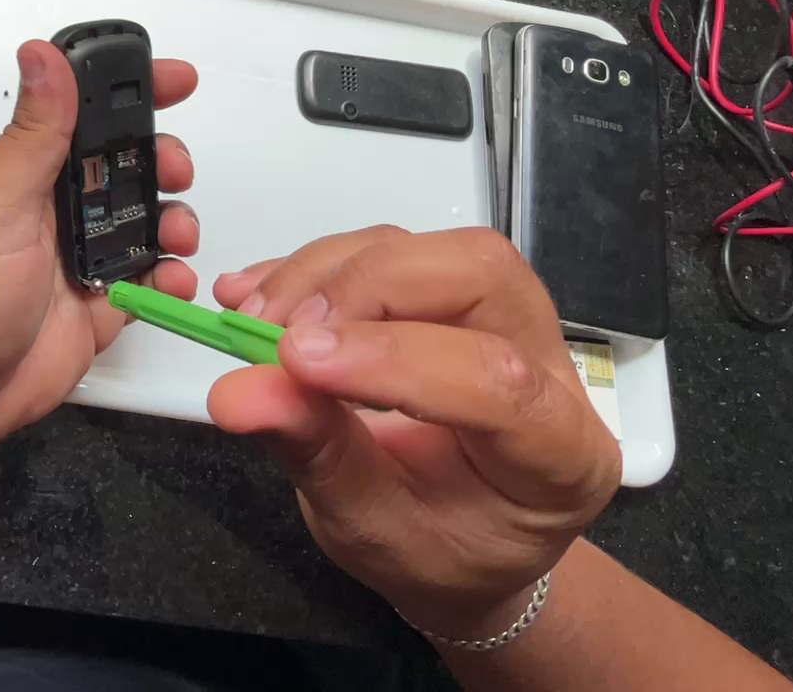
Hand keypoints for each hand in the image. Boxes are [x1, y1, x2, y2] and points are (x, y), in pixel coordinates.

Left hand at [0, 41, 199, 467]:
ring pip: (144, 222)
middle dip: (162, 161)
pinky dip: (168, 279)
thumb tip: (44, 54)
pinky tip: (170, 282)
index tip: (176, 78)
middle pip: (125, 167)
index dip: (129, 92)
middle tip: (175, 171)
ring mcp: (75, 259)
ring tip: (177, 233)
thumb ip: (31, 134)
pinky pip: (147, 282)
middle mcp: (52, 210)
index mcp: (24, 174)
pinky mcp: (95, 306)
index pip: (82, 115)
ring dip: (174, 219)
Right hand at [206, 227, 619, 640]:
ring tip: (251, 322)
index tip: (289, 359)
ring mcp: (491, 314)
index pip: (496, 379)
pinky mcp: (435, 290)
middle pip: (475, 270)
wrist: (453, 541)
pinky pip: (372, 247)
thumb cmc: (430, 547)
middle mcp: (541, 362)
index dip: (388, 356)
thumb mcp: (369, 527)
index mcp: (555, 452)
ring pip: (412, 245)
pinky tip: (252, 295)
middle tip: (278, 331)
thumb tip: (236, 394)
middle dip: (361, 283)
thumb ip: (313, 454)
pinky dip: (301, 267)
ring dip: (317, 272)